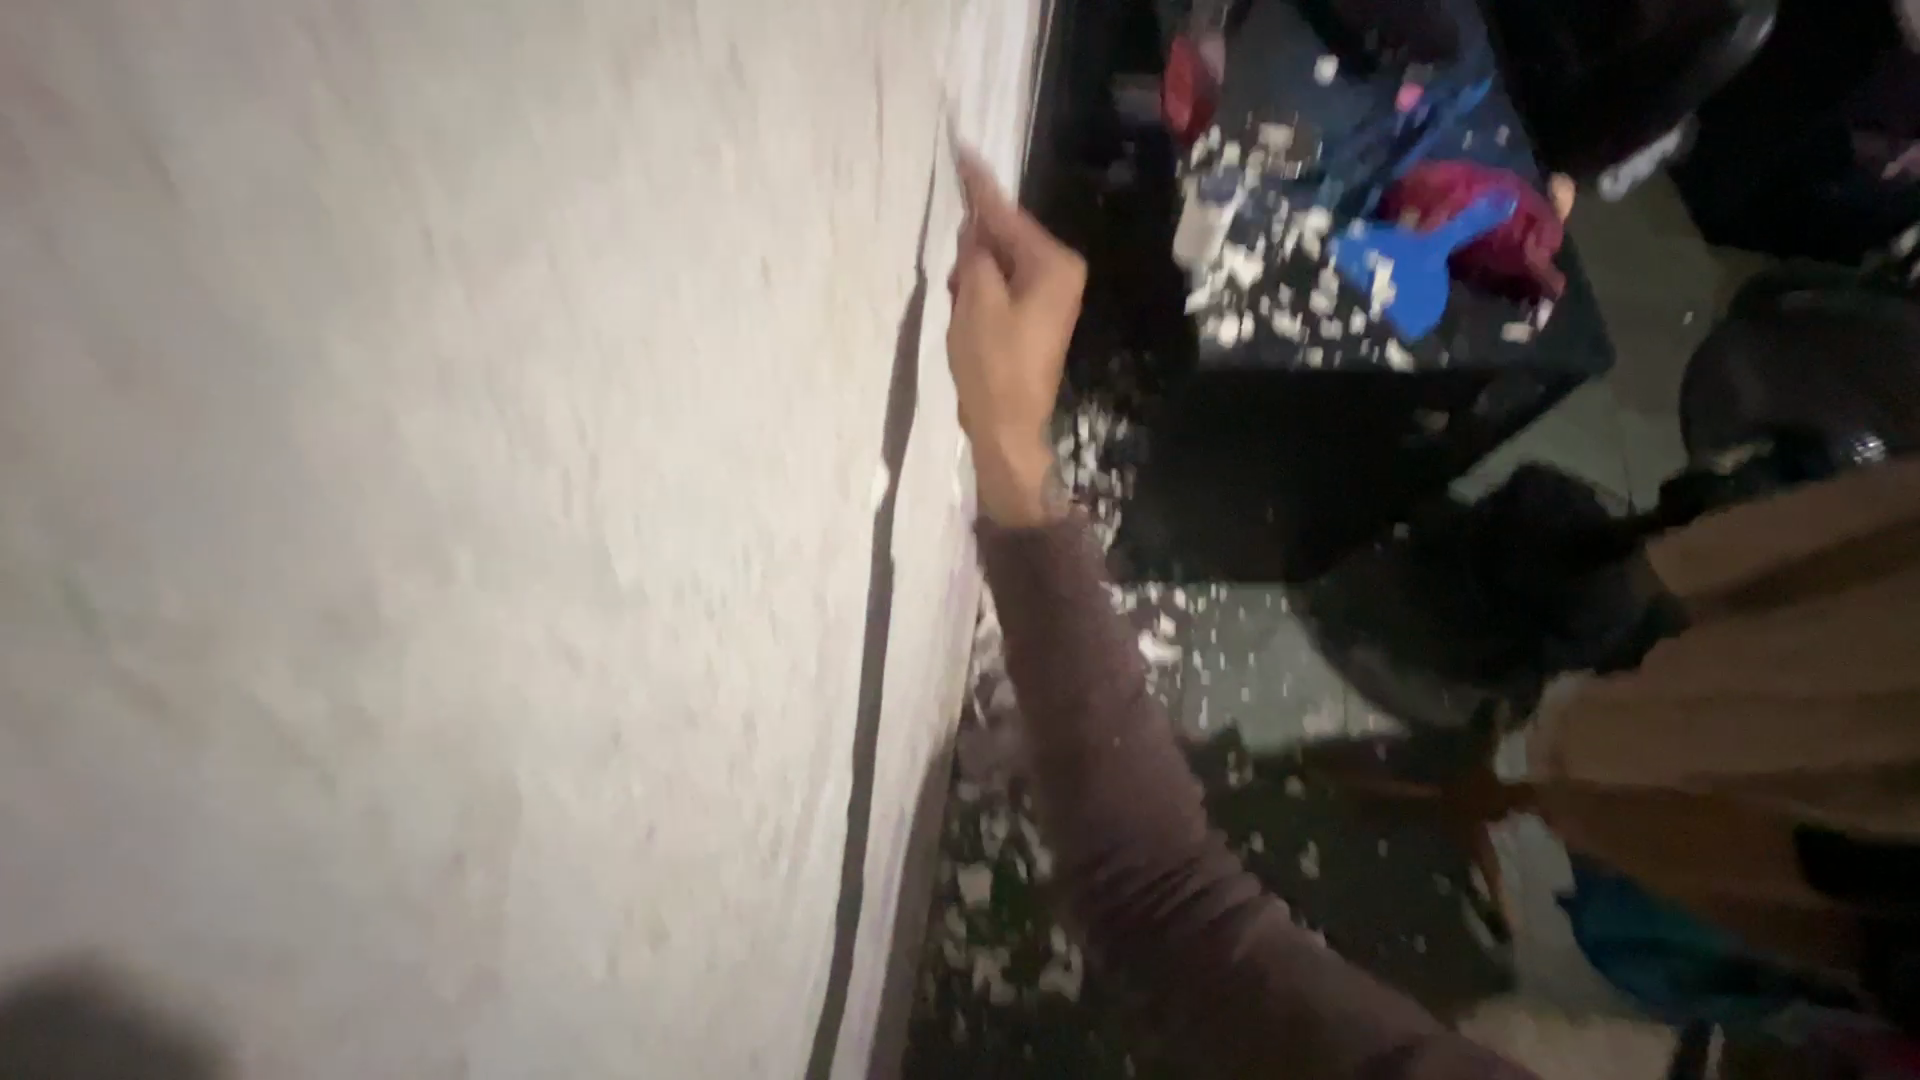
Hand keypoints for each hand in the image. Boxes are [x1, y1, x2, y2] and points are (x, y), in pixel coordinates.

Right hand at [947, 147, 1086, 525]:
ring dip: (973, 275)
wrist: (1007, 427)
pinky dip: (980, 293)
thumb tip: (975, 230)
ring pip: (1001, 266)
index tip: (962, 151)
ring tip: (958, 303)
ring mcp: (1050, 300)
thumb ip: (975, 254)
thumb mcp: (976, 300)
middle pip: (1007, 240)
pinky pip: (1003, 289)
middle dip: (974, 247)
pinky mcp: (1035, 321)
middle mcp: (1061, 275)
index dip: (979, 188)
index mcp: (1054, 265)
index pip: (1008, 215)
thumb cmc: (993, 363)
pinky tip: (966, 313)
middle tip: (952, 272)